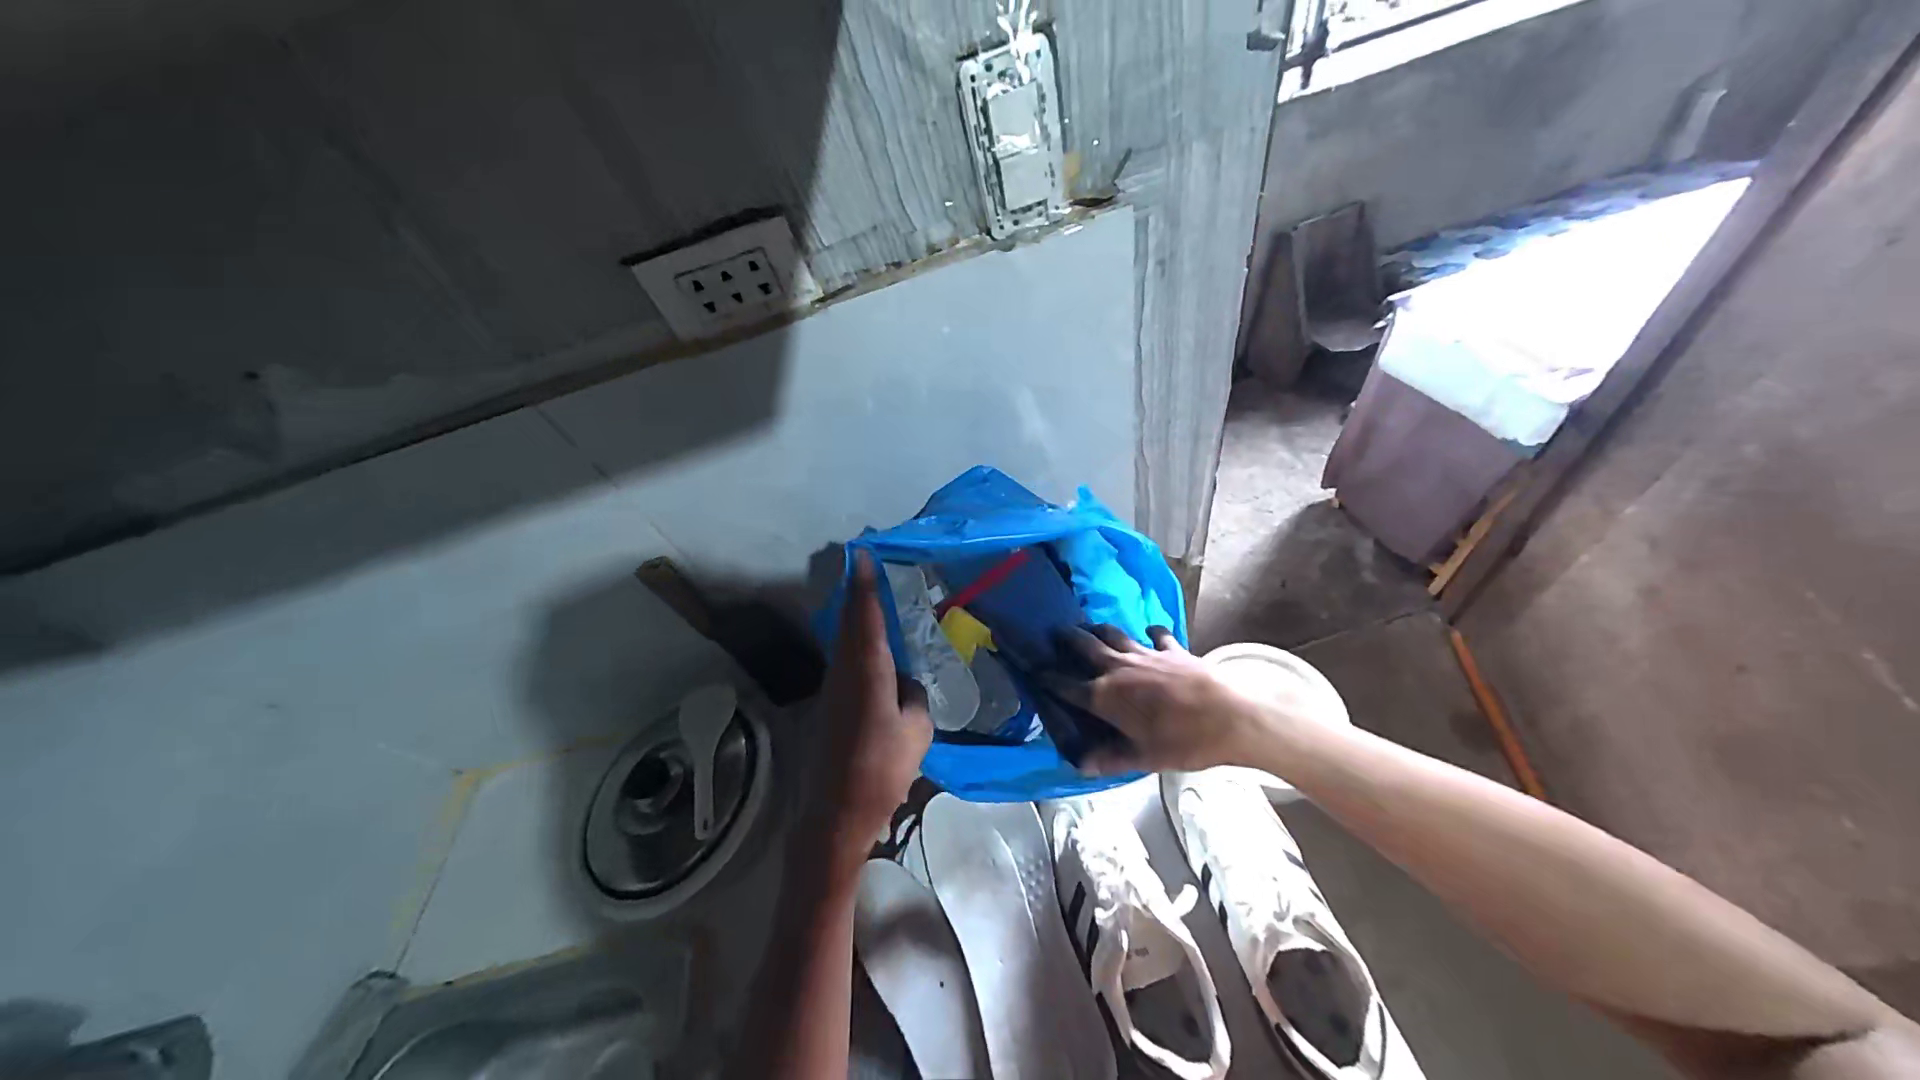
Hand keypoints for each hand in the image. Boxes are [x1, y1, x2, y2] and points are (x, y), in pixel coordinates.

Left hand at [809, 552, 931, 869]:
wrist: (836, 813)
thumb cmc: (881, 770)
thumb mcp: (917, 731)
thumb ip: (914, 698)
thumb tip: (906, 685)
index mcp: (868, 671)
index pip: (867, 617)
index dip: (866, 585)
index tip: (863, 556)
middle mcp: (845, 672)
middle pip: (851, 624)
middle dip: (860, 595)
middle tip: (871, 570)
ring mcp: (833, 690)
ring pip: (847, 644)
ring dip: (859, 621)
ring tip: (877, 605)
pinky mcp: (830, 707)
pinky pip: (848, 664)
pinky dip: (859, 647)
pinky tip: (875, 654)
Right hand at [1054, 625, 1291, 773]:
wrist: (1230, 716)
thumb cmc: (1183, 742)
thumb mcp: (1142, 759)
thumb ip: (1109, 759)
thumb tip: (1080, 764)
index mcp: (1104, 697)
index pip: (1065, 684)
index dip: (1046, 677)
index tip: (1032, 669)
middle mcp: (1118, 668)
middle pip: (1084, 645)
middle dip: (1066, 638)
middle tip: (1055, 632)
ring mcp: (1145, 654)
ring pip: (1113, 633)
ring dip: (1098, 629)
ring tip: (1090, 627)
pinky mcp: (1171, 648)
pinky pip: (1155, 635)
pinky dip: (1149, 634)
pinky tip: (1149, 634)